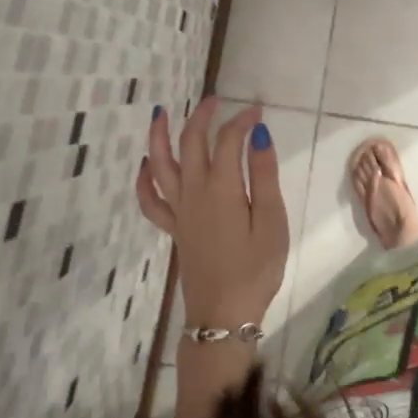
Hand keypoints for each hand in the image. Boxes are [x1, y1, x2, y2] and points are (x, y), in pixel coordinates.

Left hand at [136, 97, 289, 331]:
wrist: (223, 317)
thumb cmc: (256, 269)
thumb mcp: (272, 221)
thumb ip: (263, 176)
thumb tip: (258, 134)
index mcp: (222, 188)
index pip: (228, 140)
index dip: (242, 120)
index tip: (257, 111)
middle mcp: (194, 192)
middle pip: (191, 143)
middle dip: (202, 116)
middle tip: (216, 100)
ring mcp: (180, 210)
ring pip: (161, 165)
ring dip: (158, 136)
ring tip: (161, 113)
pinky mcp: (174, 228)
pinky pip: (151, 200)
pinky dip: (145, 180)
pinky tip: (146, 165)